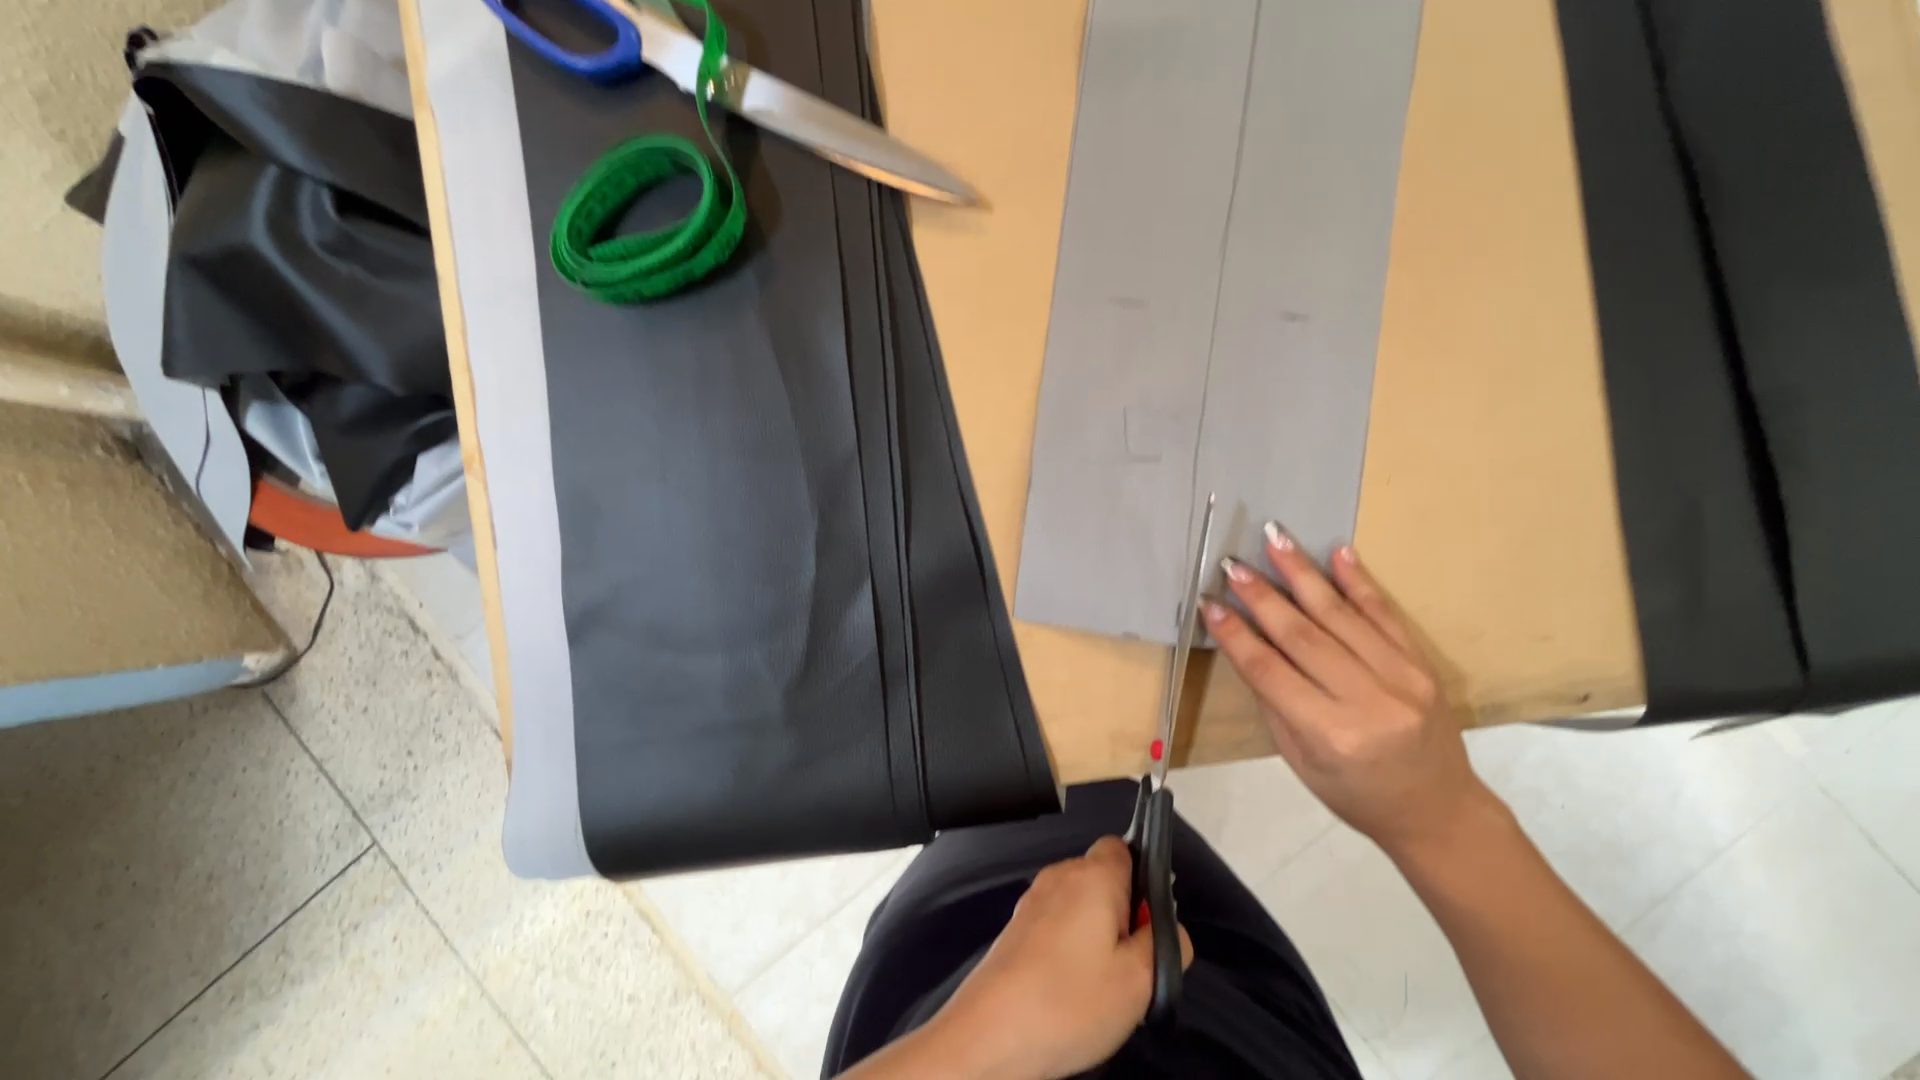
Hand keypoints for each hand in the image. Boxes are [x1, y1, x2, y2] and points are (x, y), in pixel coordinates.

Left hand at [919, 837, 1193, 1079]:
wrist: (990, 1034)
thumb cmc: (1064, 1003)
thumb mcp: (1142, 980)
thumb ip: (1167, 945)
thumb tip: (1170, 929)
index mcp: (1092, 876)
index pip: (1124, 847)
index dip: (1145, 879)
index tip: (1152, 920)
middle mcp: (1059, 879)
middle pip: (1104, 882)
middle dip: (1123, 917)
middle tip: (1132, 964)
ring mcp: (1033, 903)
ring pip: (1081, 910)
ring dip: (1097, 940)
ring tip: (1100, 988)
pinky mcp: (1017, 931)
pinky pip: (1058, 930)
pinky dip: (1070, 954)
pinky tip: (1071, 994)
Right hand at [1205, 528, 1494, 857]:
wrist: (1438, 810)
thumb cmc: (1357, 795)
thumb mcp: (1300, 761)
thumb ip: (1275, 702)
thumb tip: (1247, 644)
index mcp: (1330, 734)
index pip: (1270, 671)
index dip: (1236, 635)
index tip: (1209, 602)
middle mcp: (1368, 700)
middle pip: (1303, 636)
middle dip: (1262, 596)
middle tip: (1232, 564)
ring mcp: (1401, 678)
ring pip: (1341, 616)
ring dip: (1303, 573)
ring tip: (1275, 538)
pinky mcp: (1423, 664)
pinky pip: (1386, 615)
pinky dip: (1360, 582)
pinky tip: (1338, 553)